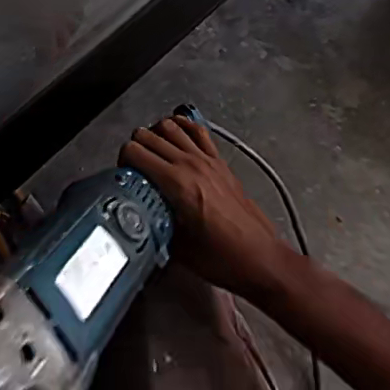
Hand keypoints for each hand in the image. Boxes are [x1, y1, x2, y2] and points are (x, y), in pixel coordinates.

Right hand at [119, 115, 293, 298]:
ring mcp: (207, 160)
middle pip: (146, 134)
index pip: (134, 151)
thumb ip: (154, 223)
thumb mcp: (179, 248)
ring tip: (153, 151)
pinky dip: (182, 126)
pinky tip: (176, 136)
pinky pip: (197, 131)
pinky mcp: (220, 162)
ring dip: (155, 134)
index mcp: (177, 184)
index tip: (125, 174)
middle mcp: (190, 165)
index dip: (123, 160)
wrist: (266, 263)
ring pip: (168, 126)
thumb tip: (138, 214)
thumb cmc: (226, 260)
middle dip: (134, 147)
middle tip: (136, 166)